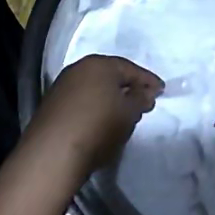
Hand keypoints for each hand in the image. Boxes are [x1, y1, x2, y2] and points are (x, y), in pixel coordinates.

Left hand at [28, 55, 163, 174]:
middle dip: (128, 86)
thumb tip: (144, 92)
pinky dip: (96, 104)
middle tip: (145, 100)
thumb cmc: (98, 126)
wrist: (54, 150)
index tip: (161, 90)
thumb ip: (140, 99)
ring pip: (95, 86)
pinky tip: (103, 118)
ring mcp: (62, 84)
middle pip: (110, 74)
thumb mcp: (129, 113)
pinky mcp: (53, 102)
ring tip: (126, 112)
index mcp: (98, 64)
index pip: (130, 68)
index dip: (147, 80)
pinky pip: (82, 98)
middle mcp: (78, 68)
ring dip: (111, 96)